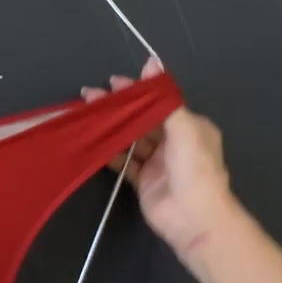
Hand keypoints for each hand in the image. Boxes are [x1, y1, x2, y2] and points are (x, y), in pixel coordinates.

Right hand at [82, 57, 240, 265]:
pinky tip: (92, 141)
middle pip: (141, 119)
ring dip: (111, 126)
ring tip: (87, 114)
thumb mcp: (184, 128)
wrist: (194, 219)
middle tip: (91, 96)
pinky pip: (124, 161)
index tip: (113, 82)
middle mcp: (174, 142)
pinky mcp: (143, 181)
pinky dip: (109, 151)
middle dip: (119, 107)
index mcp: (189, 126)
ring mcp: (158, 162)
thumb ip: (165, 98)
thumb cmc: (194, 169)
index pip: (159, 102)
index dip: (137, 91)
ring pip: (130, 138)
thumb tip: (153, 62)